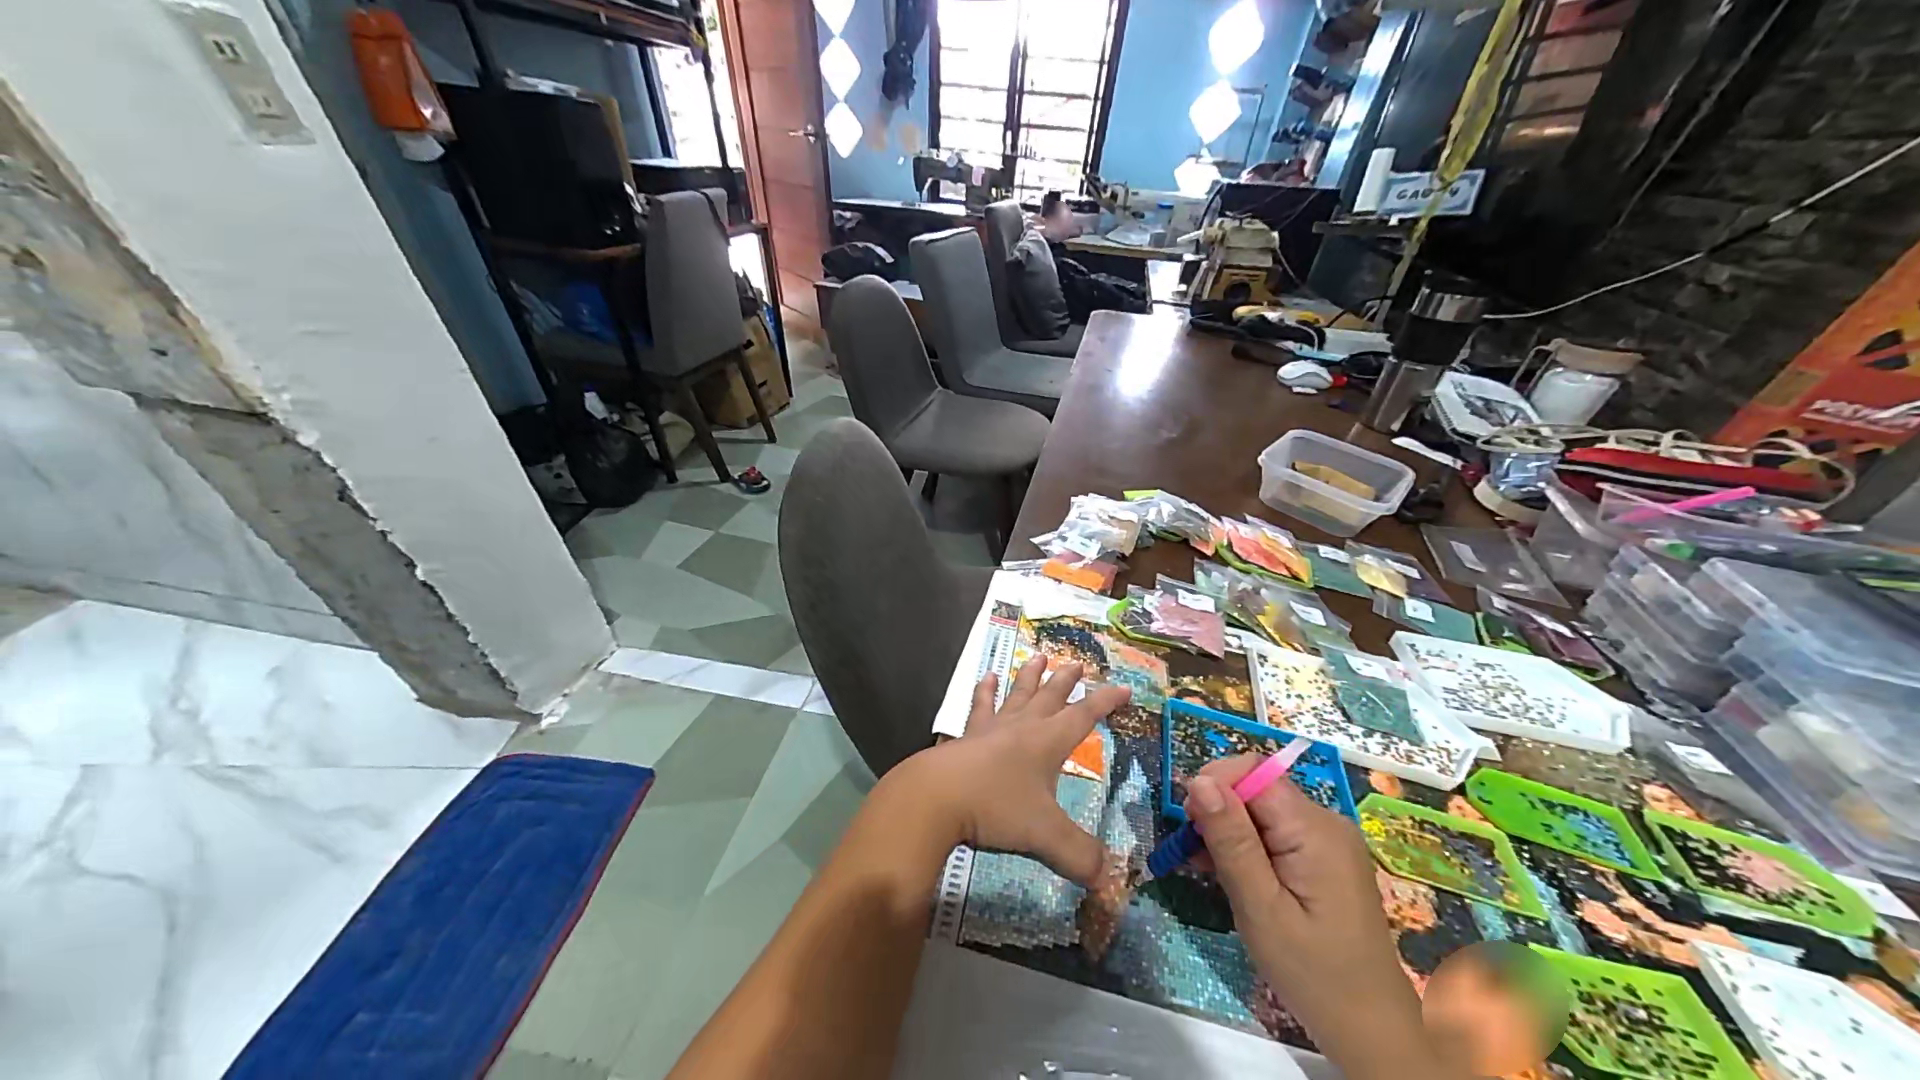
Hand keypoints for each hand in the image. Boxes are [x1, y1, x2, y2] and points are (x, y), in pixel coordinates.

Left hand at [892, 656, 1130, 885]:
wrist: (936, 797)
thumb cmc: (996, 808)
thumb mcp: (1046, 836)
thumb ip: (1080, 856)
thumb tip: (1108, 881)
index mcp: (1048, 742)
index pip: (1084, 715)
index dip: (1106, 702)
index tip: (1124, 688)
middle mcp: (1023, 727)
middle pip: (1050, 696)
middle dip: (1067, 680)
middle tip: (1078, 662)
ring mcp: (992, 729)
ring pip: (1017, 694)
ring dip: (1030, 676)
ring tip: (1039, 656)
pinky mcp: (967, 737)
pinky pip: (979, 708)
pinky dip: (984, 692)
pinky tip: (986, 678)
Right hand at [1183, 756, 1429, 1073]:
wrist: (1371, 1028)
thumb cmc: (1312, 972)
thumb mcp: (1260, 907)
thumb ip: (1230, 840)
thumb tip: (1199, 780)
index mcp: (1314, 829)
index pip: (1255, 771)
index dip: (1215, 782)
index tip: (1188, 820)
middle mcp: (1325, 821)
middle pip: (1257, 788)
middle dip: (1217, 809)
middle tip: (1193, 853)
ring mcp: (1326, 839)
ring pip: (1261, 809)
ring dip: (1227, 829)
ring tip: (1206, 868)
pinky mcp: (1322, 857)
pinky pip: (1275, 831)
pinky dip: (1246, 844)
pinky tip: (1230, 873)